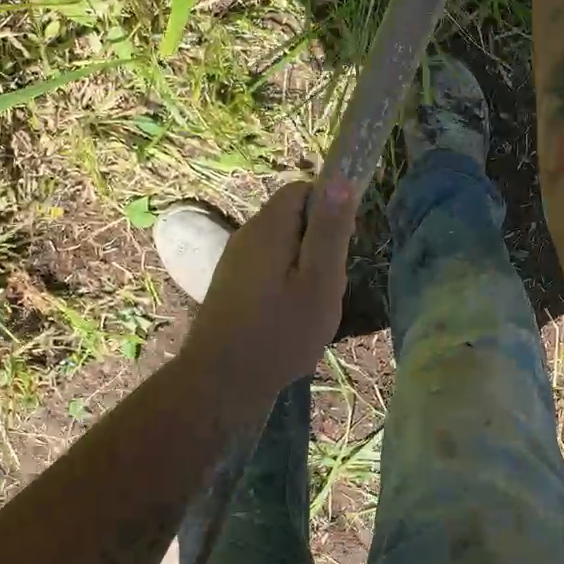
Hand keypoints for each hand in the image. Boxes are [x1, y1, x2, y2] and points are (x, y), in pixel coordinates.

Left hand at [179, 179, 358, 409]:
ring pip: (281, 247)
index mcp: (268, 228)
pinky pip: (267, 270)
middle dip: (318, 244)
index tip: (342, 245)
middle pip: (292, 219)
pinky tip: (291, 319)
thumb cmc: (279, 332)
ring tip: (312, 307)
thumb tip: (340, 180)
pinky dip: (285, 286)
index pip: (301, 190)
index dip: (328, 208)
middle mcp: (246, 236)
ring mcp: (234, 263)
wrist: (221, 383)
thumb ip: (330, 231)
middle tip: (329, 284)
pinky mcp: (230, 288)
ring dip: (303, 269)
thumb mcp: (320, 281)